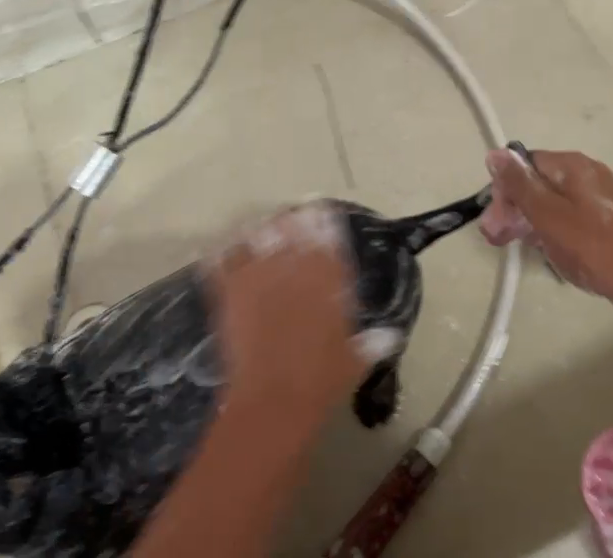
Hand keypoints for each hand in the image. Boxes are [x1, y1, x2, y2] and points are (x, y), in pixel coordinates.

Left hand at [204, 204, 369, 426]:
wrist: (273, 400)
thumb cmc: (320, 383)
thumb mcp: (353, 362)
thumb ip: (371, 343)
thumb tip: (389, 334)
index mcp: (329, 281)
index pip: (329, 240)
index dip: (325, 224)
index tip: (321, 213)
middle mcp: (295, 269)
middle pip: (294, 230)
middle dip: (293, 220)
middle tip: (290, 215)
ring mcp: (261, 276)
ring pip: (261, 238)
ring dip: (262, 231)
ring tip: (261, 226)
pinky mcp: (231, 291)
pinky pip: (225, 261)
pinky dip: (224, 253)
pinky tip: (223, 248)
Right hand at [479, 149, 612, 305]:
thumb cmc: (595, 249)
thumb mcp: (549, 216)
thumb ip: (520, 185)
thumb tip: (494, 153)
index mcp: (571, 166)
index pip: (523, 163)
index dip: (505, 188)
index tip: (497, 219)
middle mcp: (584, 173)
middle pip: (536, 181)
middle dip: (513, 207)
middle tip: (497, 238)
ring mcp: (596, 196)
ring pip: (550, 201)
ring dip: (528, 220)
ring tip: (515, 246)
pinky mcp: (604, 218)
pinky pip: (567, 215)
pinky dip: (550, 228)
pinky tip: (544, 248)